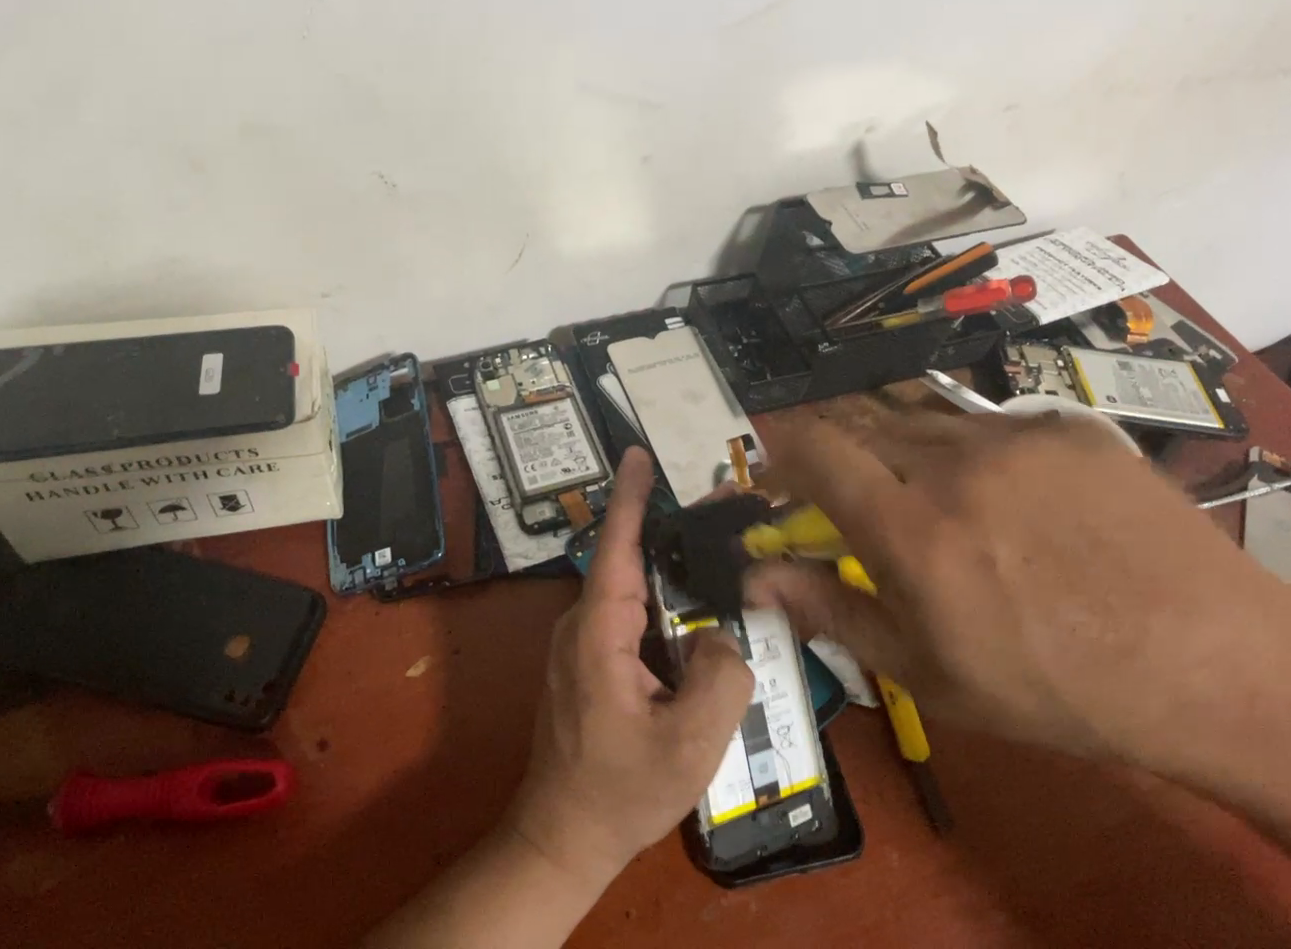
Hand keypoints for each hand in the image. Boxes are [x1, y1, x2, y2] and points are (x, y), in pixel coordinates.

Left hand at [505, 448, 754, 889]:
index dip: (630, 498)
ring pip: (633, 597)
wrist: (563, 837)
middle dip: (674, 535)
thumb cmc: (621, 791)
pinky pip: (631, 624)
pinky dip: (665, 615)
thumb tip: (720, 638)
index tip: (639, 454)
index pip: (616, 548)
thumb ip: (721, 677)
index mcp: (598, 633)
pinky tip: (700, 630)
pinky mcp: (589, 667)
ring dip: (674, 581)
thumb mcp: (691, 741)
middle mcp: (581, 628)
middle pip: (630, 565)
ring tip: (724, 572)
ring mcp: (581, 648)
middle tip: (727, 514)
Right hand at [746, 403, 1290, 767]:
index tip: (771, 463)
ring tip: (915, 487)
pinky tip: (996, 493)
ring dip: (892, 442)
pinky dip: (963, 449)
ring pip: (919, 416)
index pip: (813, 449)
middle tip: (835, 479)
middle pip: (859, 420)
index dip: (780, 446)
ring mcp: (1016, 437)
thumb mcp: (926, 672)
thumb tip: (756, 577)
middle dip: (831, 442)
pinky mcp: (1069, 428)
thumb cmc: (1054, 689)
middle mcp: (953, 464)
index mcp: (910, 529)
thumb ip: (832, 610)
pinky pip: (986, 424)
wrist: (1219, 666)